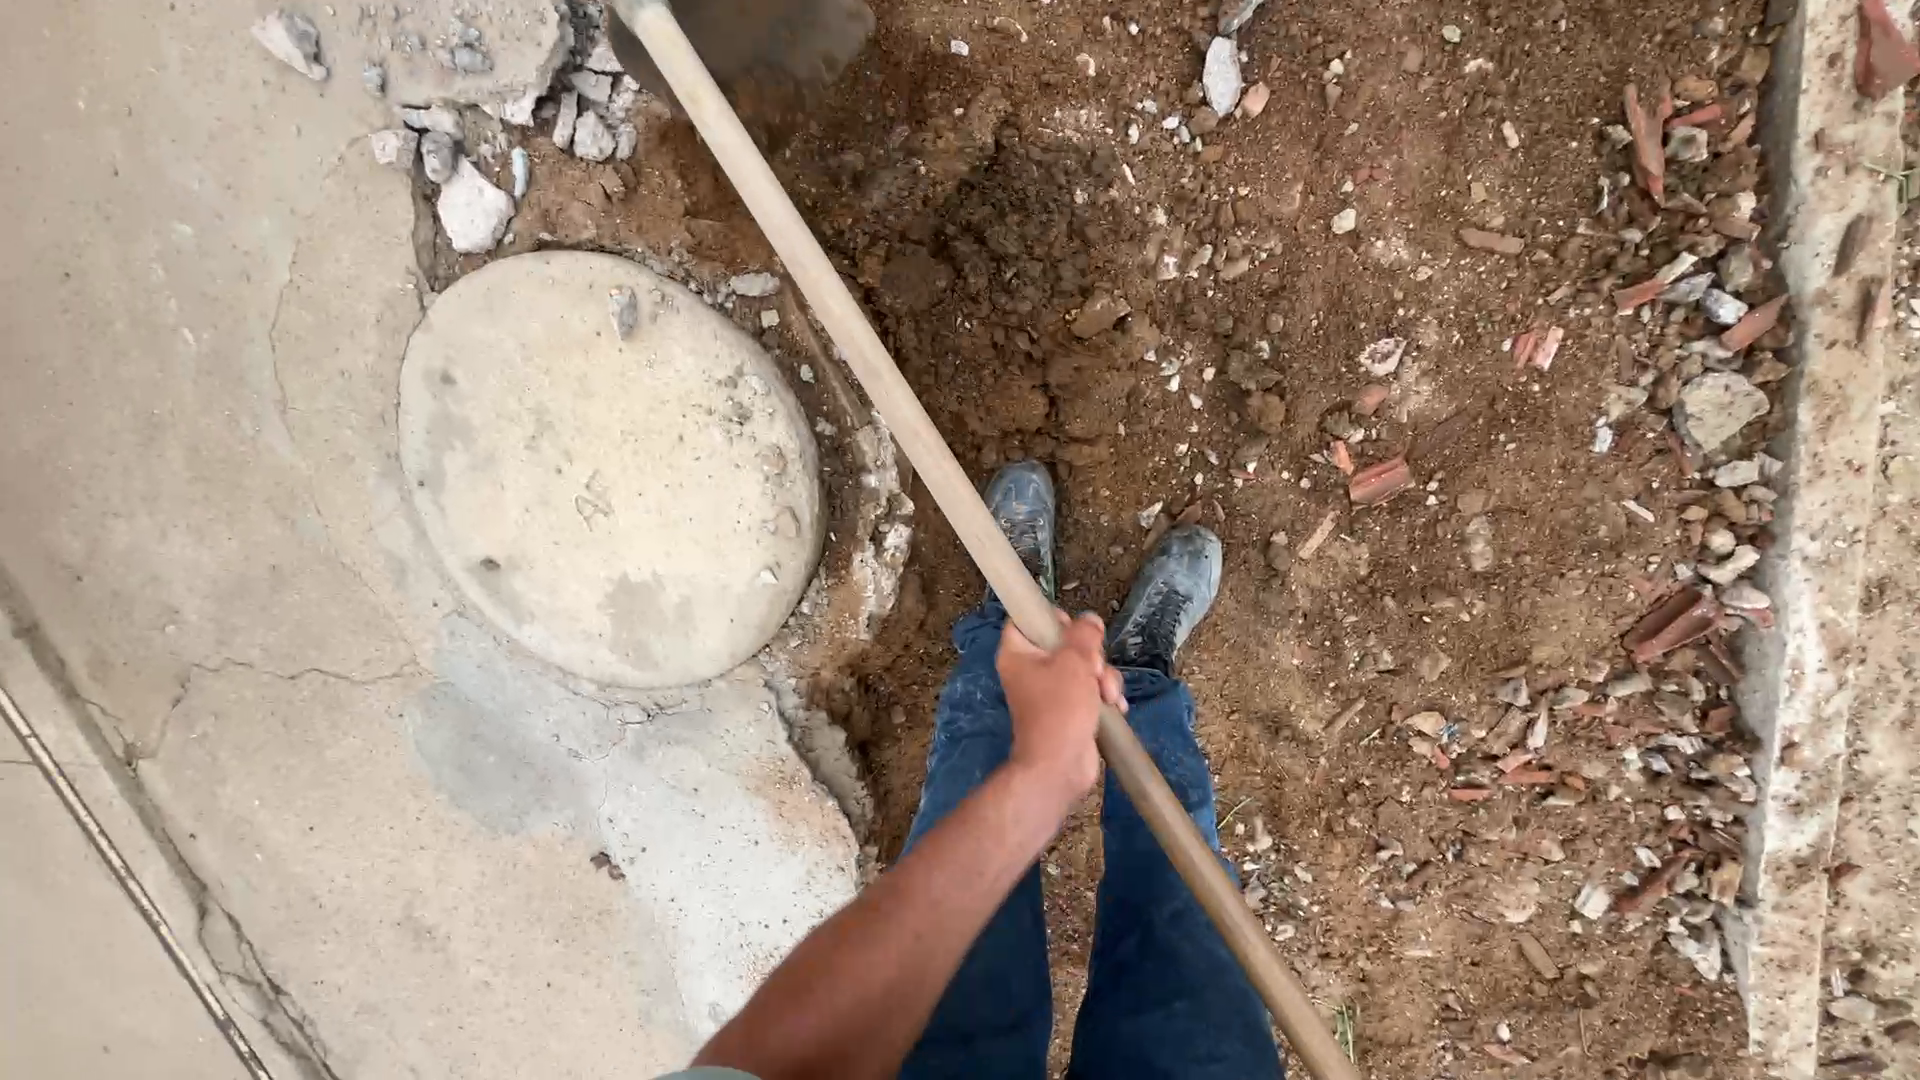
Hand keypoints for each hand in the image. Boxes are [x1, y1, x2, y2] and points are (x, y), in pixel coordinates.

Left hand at [996, 611, 1125, 810]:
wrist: (1060, 765)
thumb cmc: (1059, 708)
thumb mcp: (1074, 661)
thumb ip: (1084, 634)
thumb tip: (1090, 621)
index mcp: (1017, 653)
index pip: (1025, 620)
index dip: (1051, 618)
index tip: (1072, 626)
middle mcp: (1030, 669)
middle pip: (1064, 643)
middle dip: (1090, 655)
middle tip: (1095, 668)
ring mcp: (1050, 690)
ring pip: (1083, 666)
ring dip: (1103, 678)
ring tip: (1107, 695)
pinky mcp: (1070, 708)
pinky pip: (1090, 689)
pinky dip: (1104, 696)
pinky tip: (1114, 707)